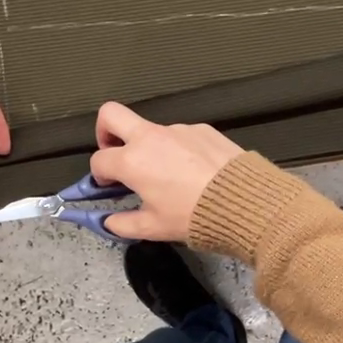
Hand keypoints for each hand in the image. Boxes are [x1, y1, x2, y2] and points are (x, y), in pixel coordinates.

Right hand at [88, 102, 243, 241]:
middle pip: (111, 114)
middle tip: (116, 154)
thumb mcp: (154, 228)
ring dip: (150, 148)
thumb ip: (123, 225)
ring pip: (152, 130)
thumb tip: (108, 222)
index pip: (99, 159)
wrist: (243, 201)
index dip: (99, 175)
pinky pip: (181, 136)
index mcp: (132, 161)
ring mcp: (178, 129)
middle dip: (104, 131)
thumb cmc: (193, 216)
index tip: (110, 186)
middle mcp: (151, 137)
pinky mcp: (202, 129)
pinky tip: (195, 172)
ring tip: (170, 177)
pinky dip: (178, 150)